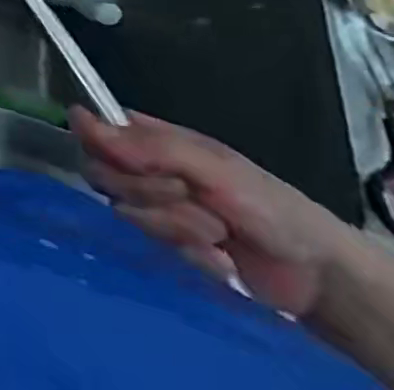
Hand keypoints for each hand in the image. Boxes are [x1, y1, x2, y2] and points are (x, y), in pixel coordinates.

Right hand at [70, 105, 362, 316]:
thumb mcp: (209, 166)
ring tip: (217, 232)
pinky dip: (190, 252)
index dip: (99, 143)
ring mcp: (156, 208)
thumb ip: (146, 145)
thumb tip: (77, 117)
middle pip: (103, 173)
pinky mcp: (167, 244)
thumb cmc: (267, 205)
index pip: (98, 130)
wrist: (317, 275)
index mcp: (155, 139)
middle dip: (147, 191)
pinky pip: (153, 245)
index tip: (124, 160)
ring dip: (175, 225)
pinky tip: (219, 255)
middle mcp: (146, 169)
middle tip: (189, 195)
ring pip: (127, 211)